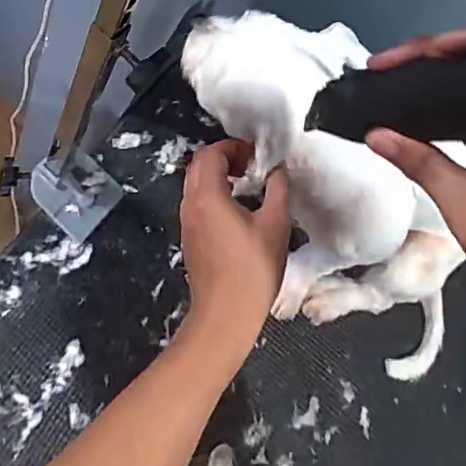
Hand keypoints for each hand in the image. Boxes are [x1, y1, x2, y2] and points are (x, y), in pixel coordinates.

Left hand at [178, 140, 291, 350]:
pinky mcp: (190, 238)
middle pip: (199, 165)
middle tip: (251, 166)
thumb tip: (277, 169)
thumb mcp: (275, 224)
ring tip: (247, 184)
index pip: (211, 154)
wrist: (225, 317)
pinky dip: (213, 193)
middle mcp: (190, 205)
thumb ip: (277, 189)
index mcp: (208, 197)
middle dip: (224, 157)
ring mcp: (187, 223)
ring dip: (218, 175)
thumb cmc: (252, 270)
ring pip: (195, 183)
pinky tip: (238, 208)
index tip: (256, 156)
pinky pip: (197, 201)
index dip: (234, 147)